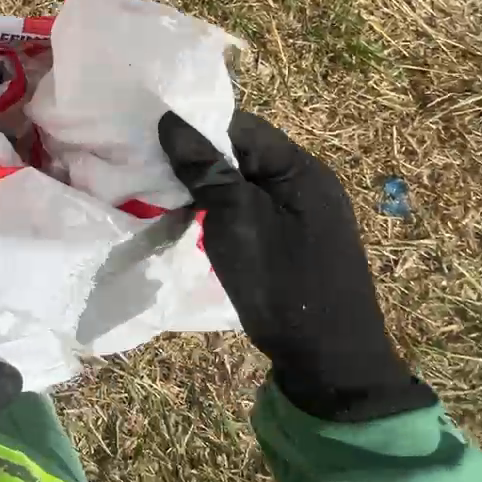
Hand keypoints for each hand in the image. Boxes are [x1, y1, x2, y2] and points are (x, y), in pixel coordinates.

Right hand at [158, 111, 436, 421]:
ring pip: (239, 177)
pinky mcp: (291, 234)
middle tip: (153, 168)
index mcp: (301, 170)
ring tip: (166, 192)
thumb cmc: (282, 282)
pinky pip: (246, 202)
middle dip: (196, 155)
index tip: (153, 140)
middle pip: (239, 149)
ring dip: (203, 183)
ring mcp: (300, 210)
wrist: (329, 361)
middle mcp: (305, 181)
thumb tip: (170, 121)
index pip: (239, 125)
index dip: (195, 127)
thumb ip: (204, 167)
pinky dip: (217, 205)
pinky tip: (193, 217)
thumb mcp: (234, 219)